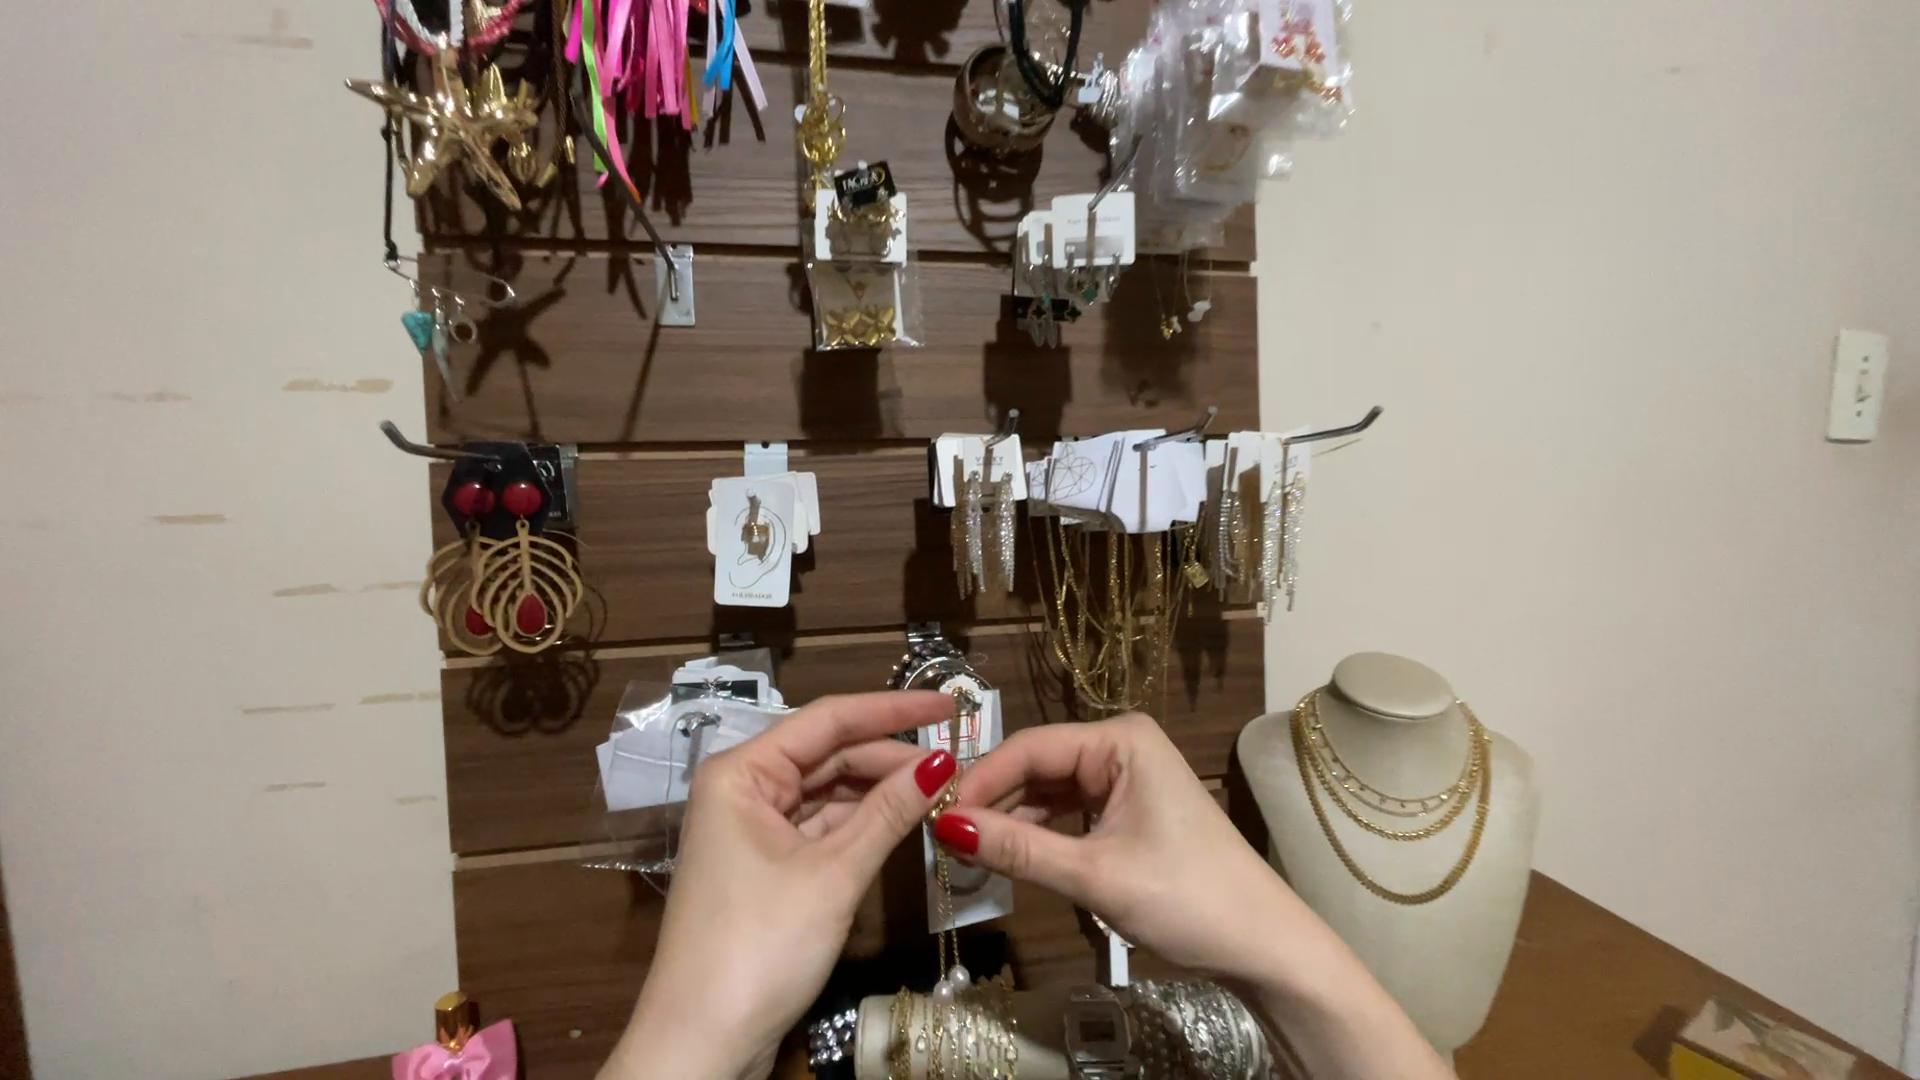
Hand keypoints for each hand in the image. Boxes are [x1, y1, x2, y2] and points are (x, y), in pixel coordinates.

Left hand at [600, 691, 959, 1079]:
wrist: (700, 1050)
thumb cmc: (759, 947)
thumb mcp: (834, 874)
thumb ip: (889, 812)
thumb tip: (944, 761)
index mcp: (742, 771)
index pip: (828, 720)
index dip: (892, 709)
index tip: (947, 702)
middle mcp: (745, 786)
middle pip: (829, 753)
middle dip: (891, 756)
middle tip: (955, 758)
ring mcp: (755, 825)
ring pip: (829, 789)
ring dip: (880, 790)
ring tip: (940, 786)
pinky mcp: (768, 861)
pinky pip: (823, 824)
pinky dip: (863, 821)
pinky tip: (905, 816)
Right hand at [937, 713, 1453, 1079]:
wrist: (1265, 946)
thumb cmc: (1187, 897)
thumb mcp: (1095, 874)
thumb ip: (1019, 848)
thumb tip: (945, 827)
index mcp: (1120, 739)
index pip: (1032, 746)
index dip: (981, 779)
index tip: (937, 813)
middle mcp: (1121, 745)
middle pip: (1039, 765)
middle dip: (994, 800)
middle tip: (944, 835)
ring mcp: (1126, 775)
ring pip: (1051, 788)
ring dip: (1013, 817)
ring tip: (966, 847)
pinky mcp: (1128, 806)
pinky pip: (1070, 809)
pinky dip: (1040, 831)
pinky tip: (1009, 851)